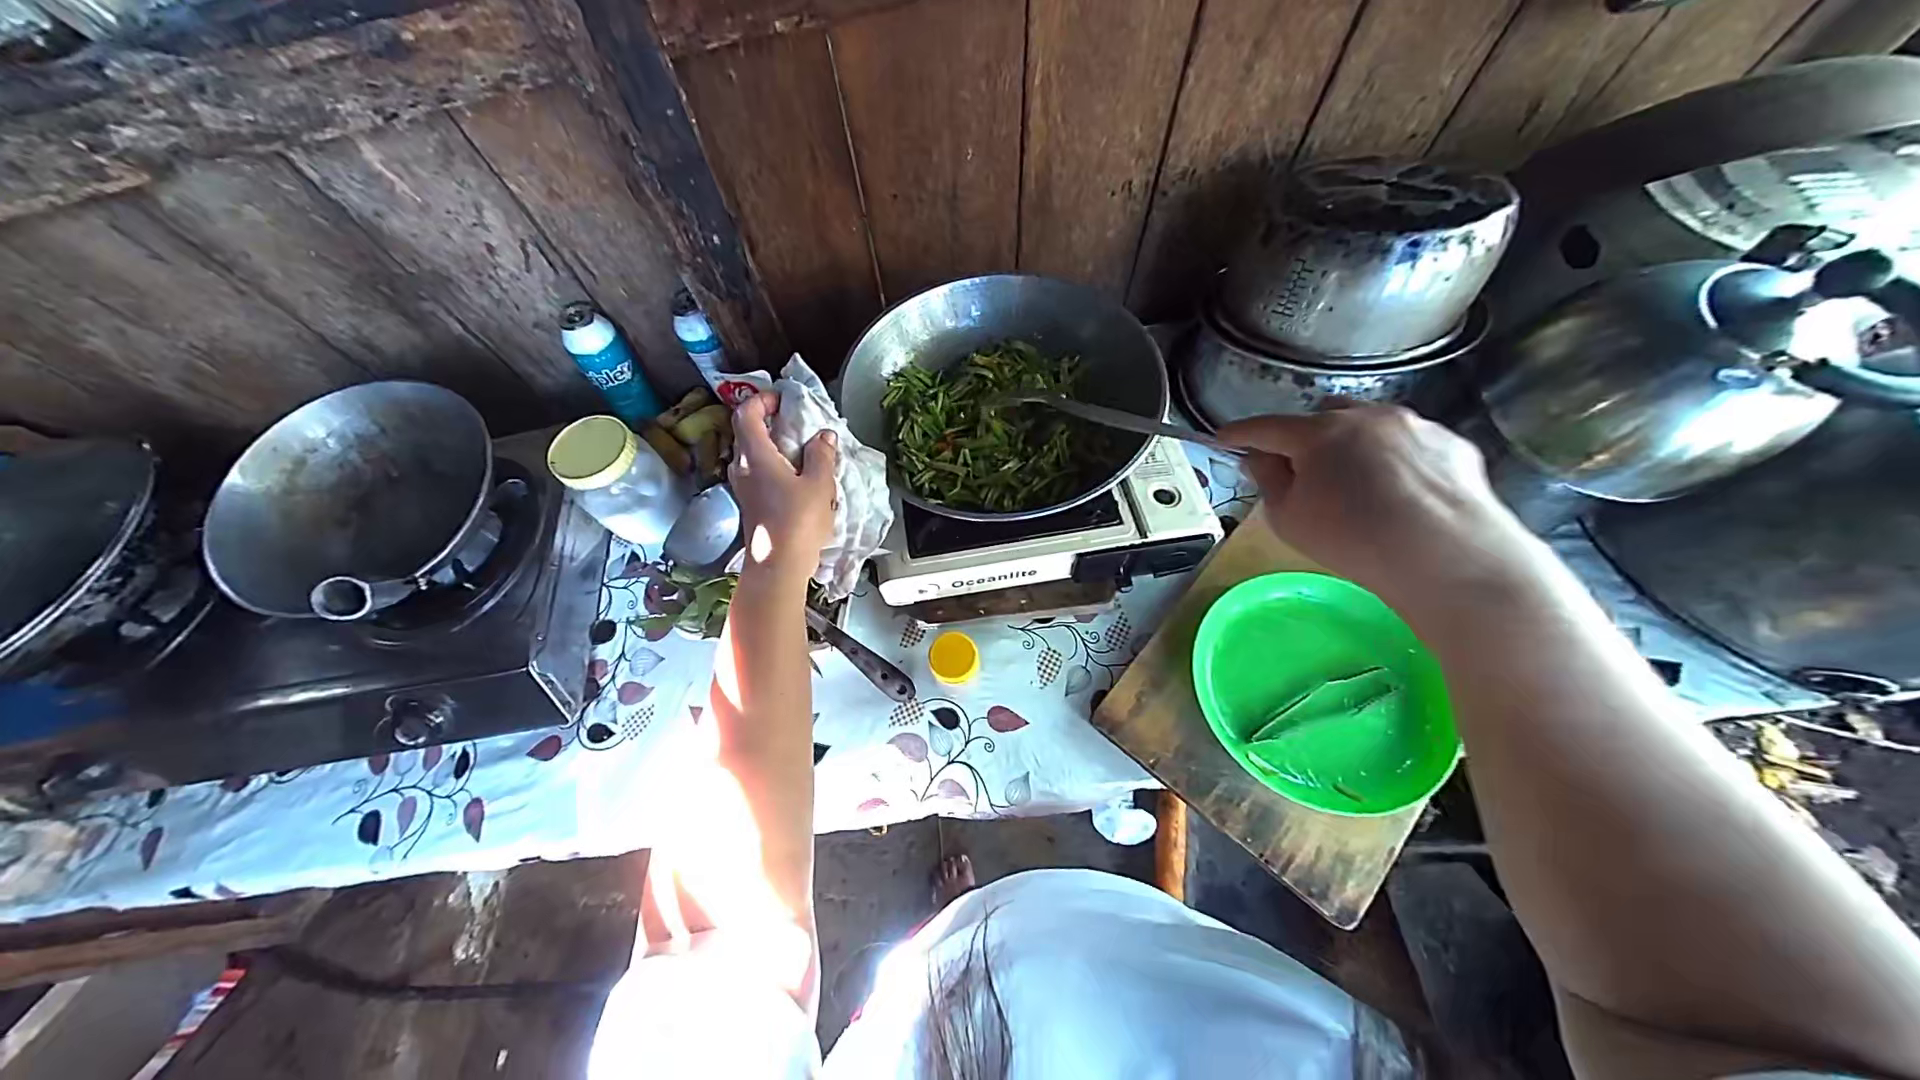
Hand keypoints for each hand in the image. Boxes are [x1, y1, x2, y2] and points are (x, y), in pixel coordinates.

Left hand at [728, 391, 837, 577]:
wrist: (777, 567)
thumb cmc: (796, 524)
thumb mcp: (818, 484)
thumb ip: (821, 455)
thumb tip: (823, 436)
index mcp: (755, 456)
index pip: (746, 413)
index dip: (762, 399)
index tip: (785, 400)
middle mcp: (743, 468)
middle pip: (747, 432)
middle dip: (771, 420)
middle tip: (798, 421)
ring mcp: (744, 488)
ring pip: (753, 453)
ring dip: (774, 444)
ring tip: (802, 447)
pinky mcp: (751, 503)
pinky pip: (759, 472)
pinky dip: (775, 463)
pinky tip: (798, 474)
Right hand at [1217, 406, 1538, 608]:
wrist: (1449, 558)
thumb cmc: (1353, 539)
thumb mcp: (1288, 519)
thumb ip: (1268, 480)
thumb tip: (1261, 458)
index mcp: (1319, 433)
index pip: (1266, 427)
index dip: (1240, 433)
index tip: (1223, 437)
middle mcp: (1366, 416)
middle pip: (1322, 414)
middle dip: (1306, 435)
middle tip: (1302, 470)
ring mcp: (1414, 426)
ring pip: (1369, 424)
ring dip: (1353, 445)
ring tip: (1357, 485)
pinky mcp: (1451, 444)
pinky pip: (1409, 444)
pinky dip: (1395, 461)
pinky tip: (1400, 496)